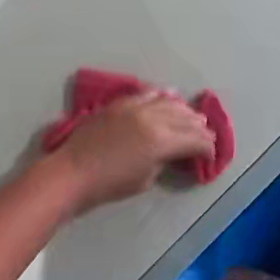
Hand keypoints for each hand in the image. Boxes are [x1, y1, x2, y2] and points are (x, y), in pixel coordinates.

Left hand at [44, 92, 215, 213]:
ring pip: (168, 102)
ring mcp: (133, 108)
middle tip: (204, 136)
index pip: (196, 141)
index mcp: (162, 141)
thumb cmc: (108, 185)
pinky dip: (160, 96)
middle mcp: (152, 118)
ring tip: (191, 117)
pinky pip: (145, 94)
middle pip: (186, 118)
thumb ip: (163, 161)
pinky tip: (167, 96)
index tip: (208, 156)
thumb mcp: (145, 179)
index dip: (207, 149)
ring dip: (183, 110)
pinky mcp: (117, 105)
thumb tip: (170, 153)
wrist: (71, 173)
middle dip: (199, 128)